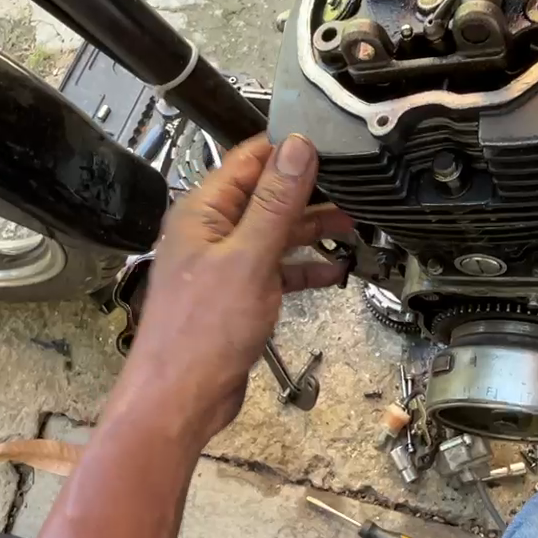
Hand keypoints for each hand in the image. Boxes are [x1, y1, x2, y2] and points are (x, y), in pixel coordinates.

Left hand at [121, 134, 353, 441]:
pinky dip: (304, 269)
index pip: (248, 161)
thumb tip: (296, 147)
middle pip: (267, 197)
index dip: (287, 147)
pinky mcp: (239, 295)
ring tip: (356, 220)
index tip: (330, 139)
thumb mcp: (248, 258)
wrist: (181, 399)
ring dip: (312, 228)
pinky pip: (277, 271)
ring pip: (275, 234)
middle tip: (354, 182)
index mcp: (203, 212)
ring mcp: (226, 265)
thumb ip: (275, 203)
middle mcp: (213, 233)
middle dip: (309, 190)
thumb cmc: (203, 331)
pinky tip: (334, 269)